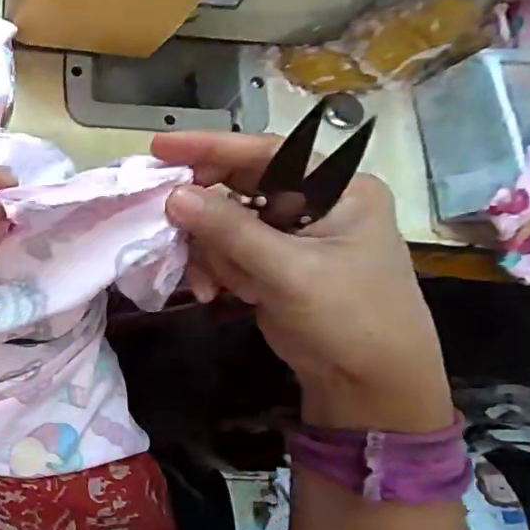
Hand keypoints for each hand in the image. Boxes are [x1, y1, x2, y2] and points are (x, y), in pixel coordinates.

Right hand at [152, 132, 453, 432]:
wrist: (369, 383)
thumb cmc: (348, 317)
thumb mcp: (288, 271)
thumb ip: (229, 231)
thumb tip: (172, 196)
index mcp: (336, 188)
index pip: (266, 153)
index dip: (211, 147)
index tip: (160, 146)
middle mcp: (311, 203)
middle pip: (237, 189)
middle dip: (203, 215)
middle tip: (164, 223)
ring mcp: (289, 236)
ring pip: (224, 225)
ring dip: (207, 253)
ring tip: (209, 285)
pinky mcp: (271, 265)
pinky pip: (226, 253)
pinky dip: (213, 270)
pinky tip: (214, 294)